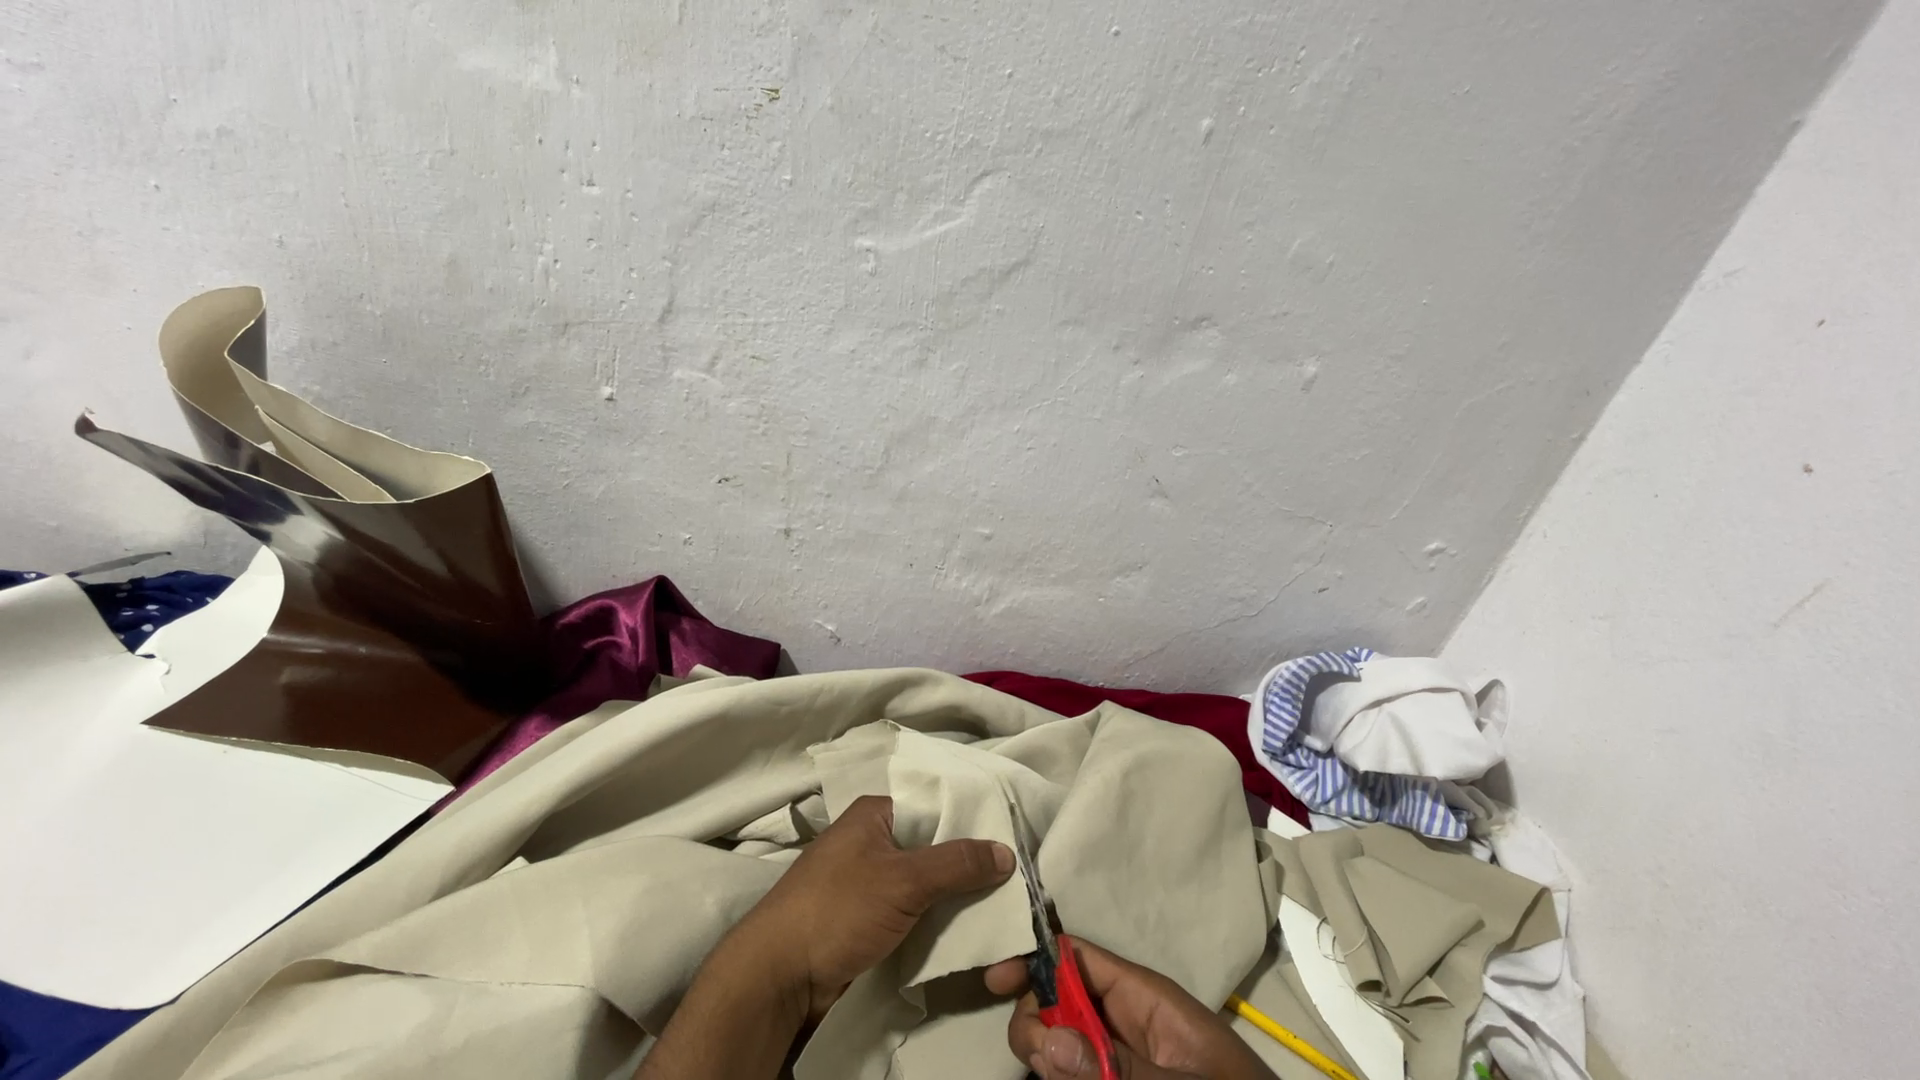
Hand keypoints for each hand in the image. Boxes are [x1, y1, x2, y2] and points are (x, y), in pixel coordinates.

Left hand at [729, 794, 1014, 1021]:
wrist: (780, 975)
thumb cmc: (838, 910)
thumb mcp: (903, 880)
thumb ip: (956, 864)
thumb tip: (1006, 852)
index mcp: (875, 814)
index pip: (935, 805)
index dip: (973, 820)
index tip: (1013, 836)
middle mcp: (871, 841)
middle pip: (933, 846)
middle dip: (969, 863)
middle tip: (1016, 876)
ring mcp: (868, 882)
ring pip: (925, 882)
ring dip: (955, 896)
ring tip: (1003, 904)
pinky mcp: (867, 919)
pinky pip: (912, 911)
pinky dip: (936, 918)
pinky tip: (968, 928)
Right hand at [985, 937, 1277, 1079]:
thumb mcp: (1182, 1079)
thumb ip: (1118, 1064)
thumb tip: (1051, 1039)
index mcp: (1144, 995)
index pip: (1078, 955)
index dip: (1034, 958)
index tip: (994, 979)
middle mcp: (1124, 1018)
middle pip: (1057, 998)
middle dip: (1035, 1021)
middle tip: (1042, 1061)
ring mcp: (1118, 1053)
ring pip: (1060, 1039)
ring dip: (1046, 1057)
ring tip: (1058, 1078)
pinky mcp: (1115, 1076)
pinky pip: (1076, 1069)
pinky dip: (1060, 1074)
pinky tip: (1061, 1079)